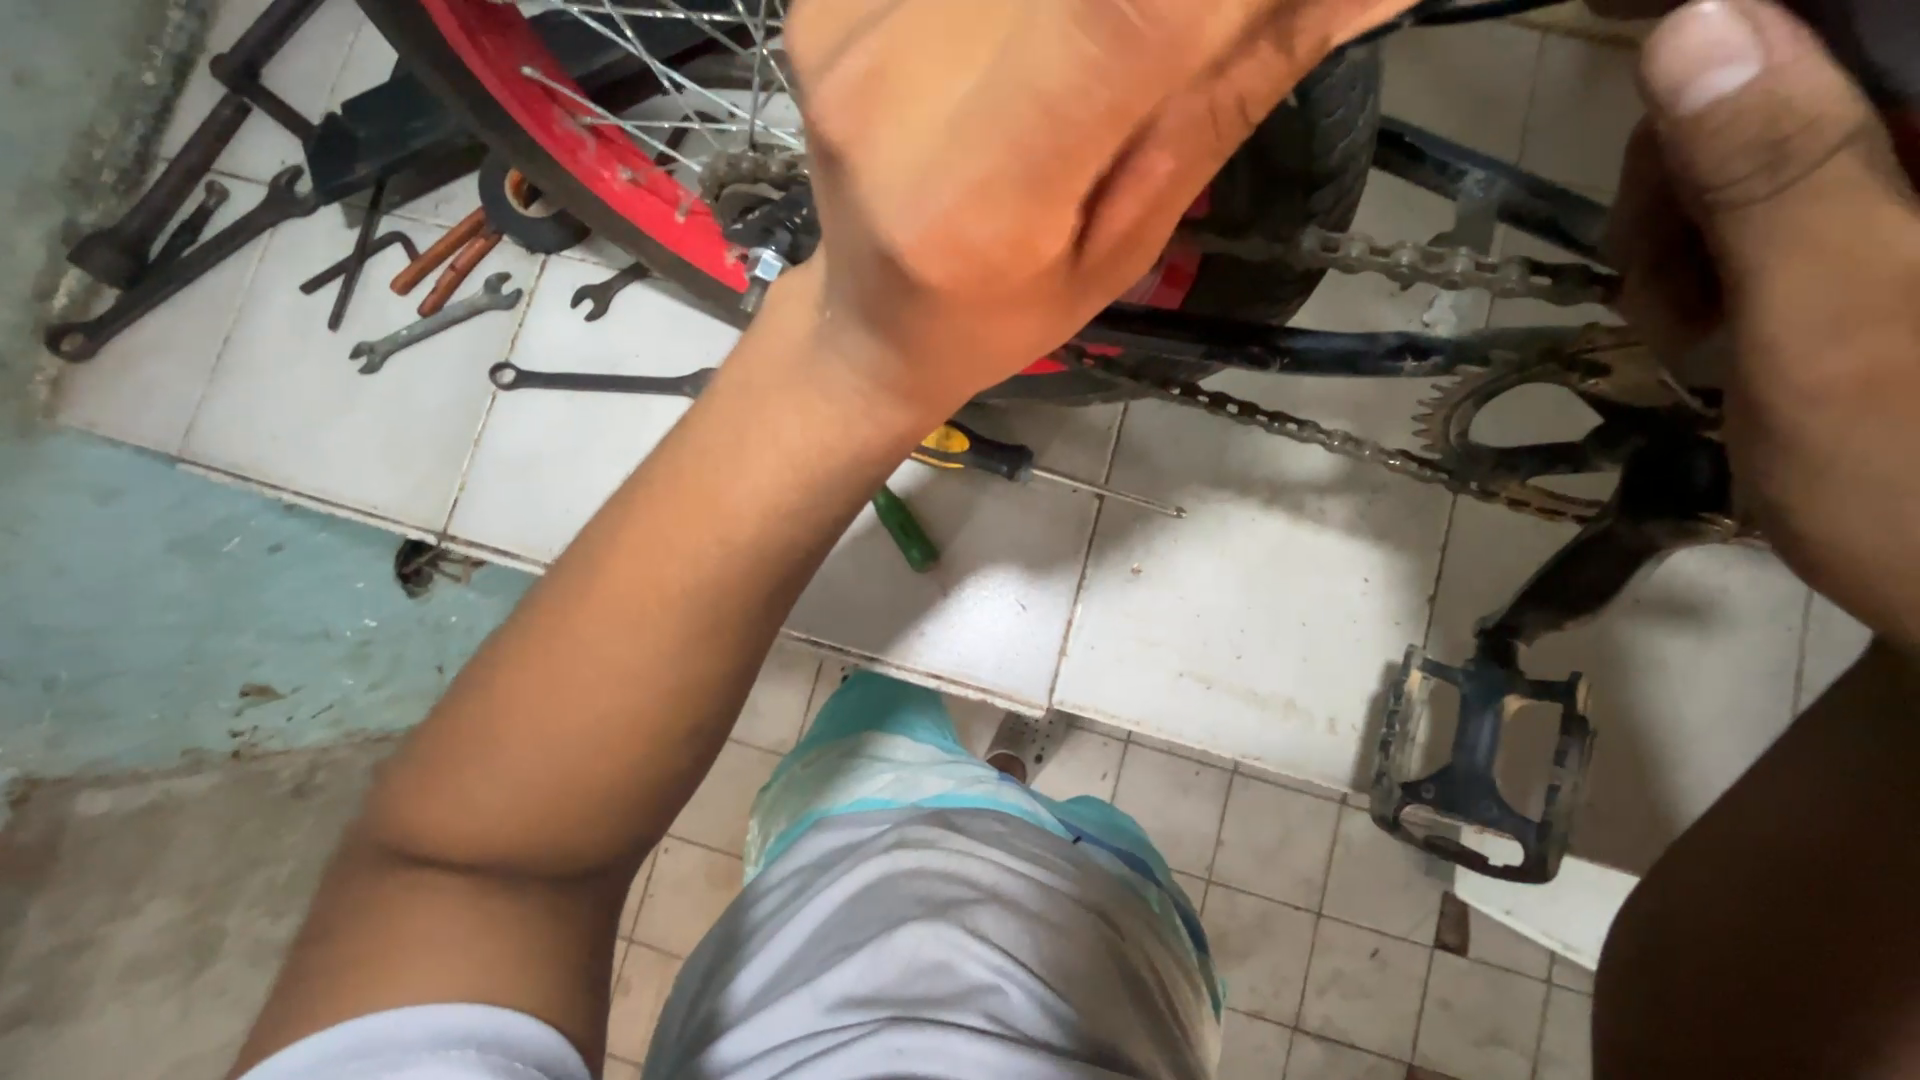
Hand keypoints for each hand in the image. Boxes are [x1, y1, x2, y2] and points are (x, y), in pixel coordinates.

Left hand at [772, 0, 1419, 420]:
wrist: (870, 325)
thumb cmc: (1001, 315)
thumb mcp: (1124, 244)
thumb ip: (1224, 94)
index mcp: (979, 195)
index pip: (1129, 14)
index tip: (1272, 6)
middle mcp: (894, 88)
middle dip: (1170, 3)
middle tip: (1177, 48)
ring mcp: (847, 22)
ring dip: (1101, 6)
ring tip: (1102, 58)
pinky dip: (1027, 3)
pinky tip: (1028, 39)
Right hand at [1606, 0, 1919, 644]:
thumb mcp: (1839, 327)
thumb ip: (1780, 175)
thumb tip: (1692, 25)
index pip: (1869, 13)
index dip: (1753, 24)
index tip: (1645, 51)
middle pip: (1815, 61)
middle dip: (1698, 159)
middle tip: (1662, 269)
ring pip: (1782, 130)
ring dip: (1691, 219)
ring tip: (1684, 317)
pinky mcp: (1900, 222)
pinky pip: (1784, 188)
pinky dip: (1717, 246)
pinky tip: (1709, 314)